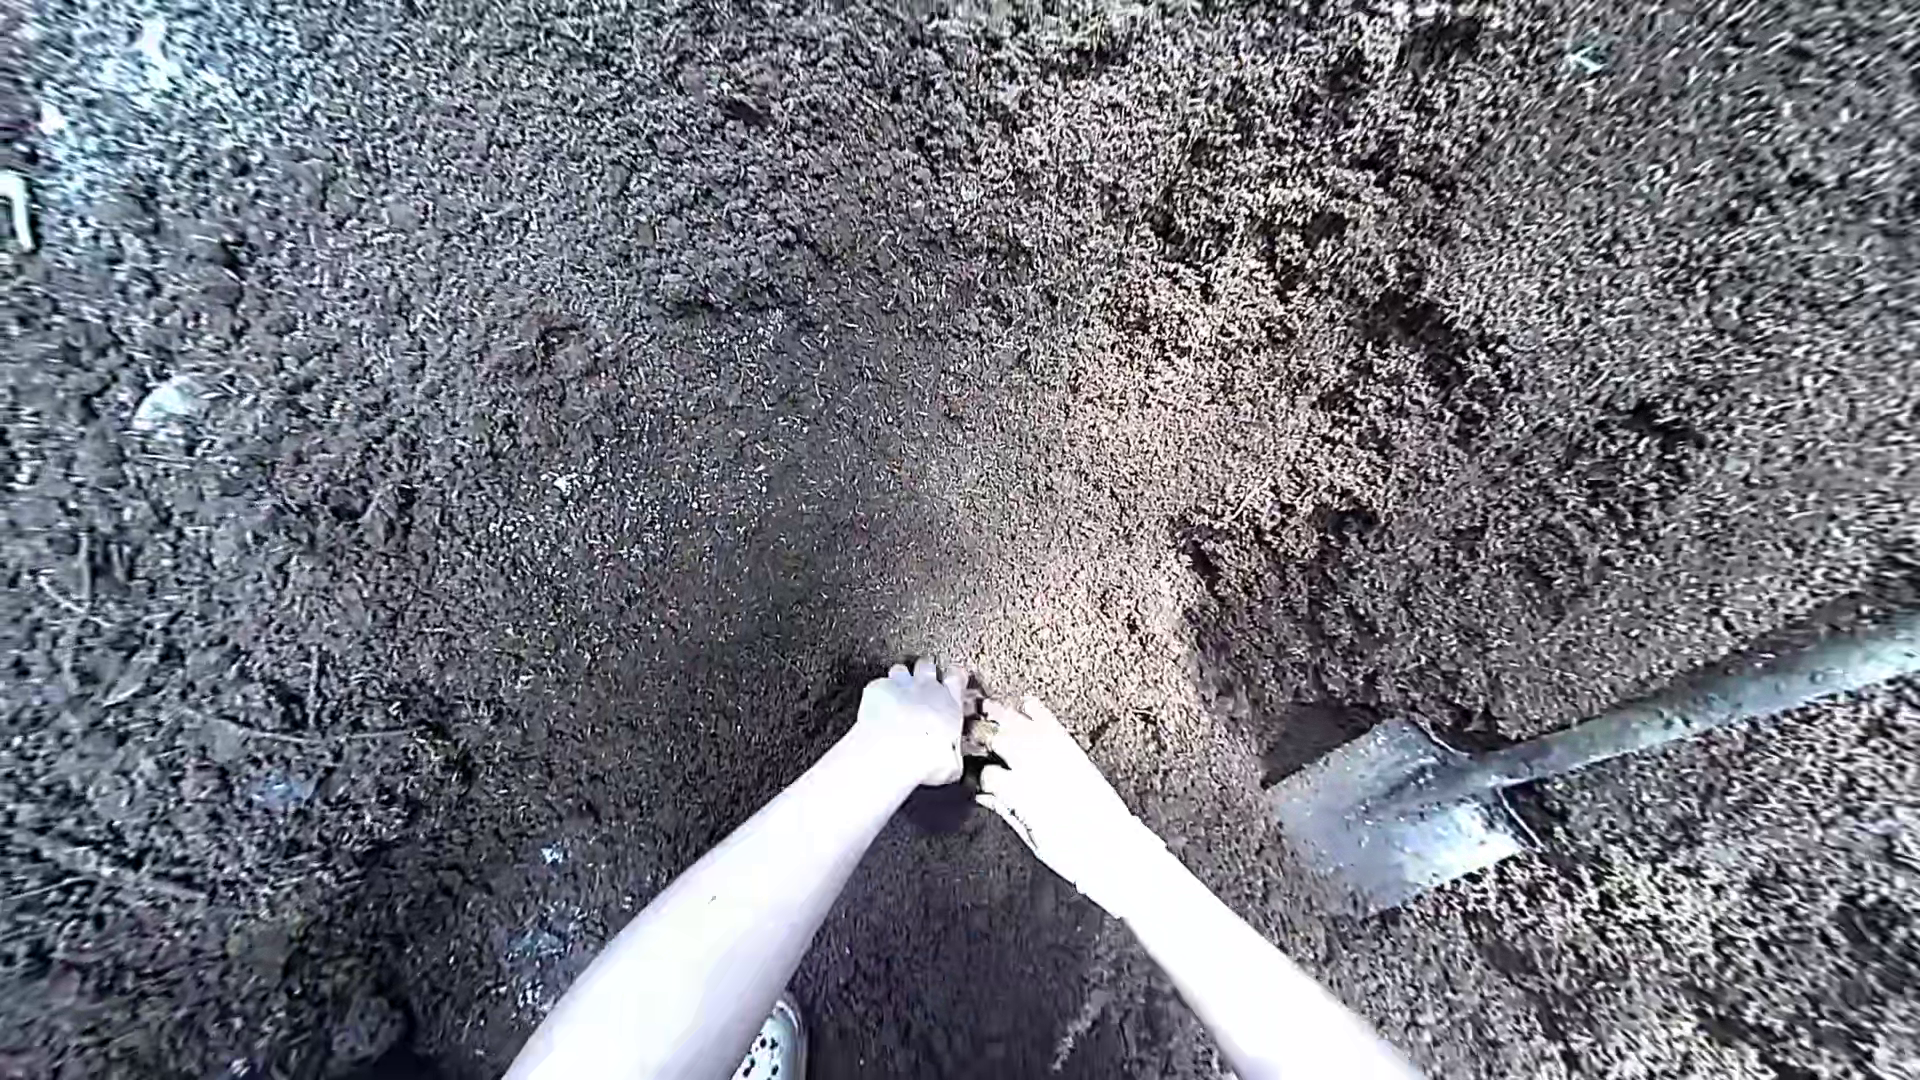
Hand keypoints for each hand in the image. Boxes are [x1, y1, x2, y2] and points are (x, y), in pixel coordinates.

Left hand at [851, 658, 965, 787]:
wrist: (894, 752)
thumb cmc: (925, 759)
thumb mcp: (950, 764)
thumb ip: (952, 756)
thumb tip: (951, 763)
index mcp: (950, 702)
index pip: (957, 677)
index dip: (954, 676)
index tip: (952, 680)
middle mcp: (927, 688)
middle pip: (927, 666)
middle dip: (924, 671)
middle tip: (922, 684)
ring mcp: (901, 685)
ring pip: (901, 669)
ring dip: (900, 678)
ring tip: (898, 692)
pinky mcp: (878, 688)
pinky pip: (878, 684)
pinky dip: (878, 693)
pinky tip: (877, 706)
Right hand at [976, 696, 1167, 918]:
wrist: (1115, 847)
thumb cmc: (1074, 853)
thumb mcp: (1031, 838)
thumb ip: (1004, 809)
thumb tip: (983, 794)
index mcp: (1020, 792)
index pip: (986, 773)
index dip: (976, 775)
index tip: (972, 775)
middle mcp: (1034, 766)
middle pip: (996, 738)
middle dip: (978, 733)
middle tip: (967, 730)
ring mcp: (1052, 752)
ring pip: (1018, 722)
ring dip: (999, 713)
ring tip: (985, 706)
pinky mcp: (1070, 747)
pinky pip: (1048, 719)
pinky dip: (1034, 709)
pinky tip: (1025, 704)